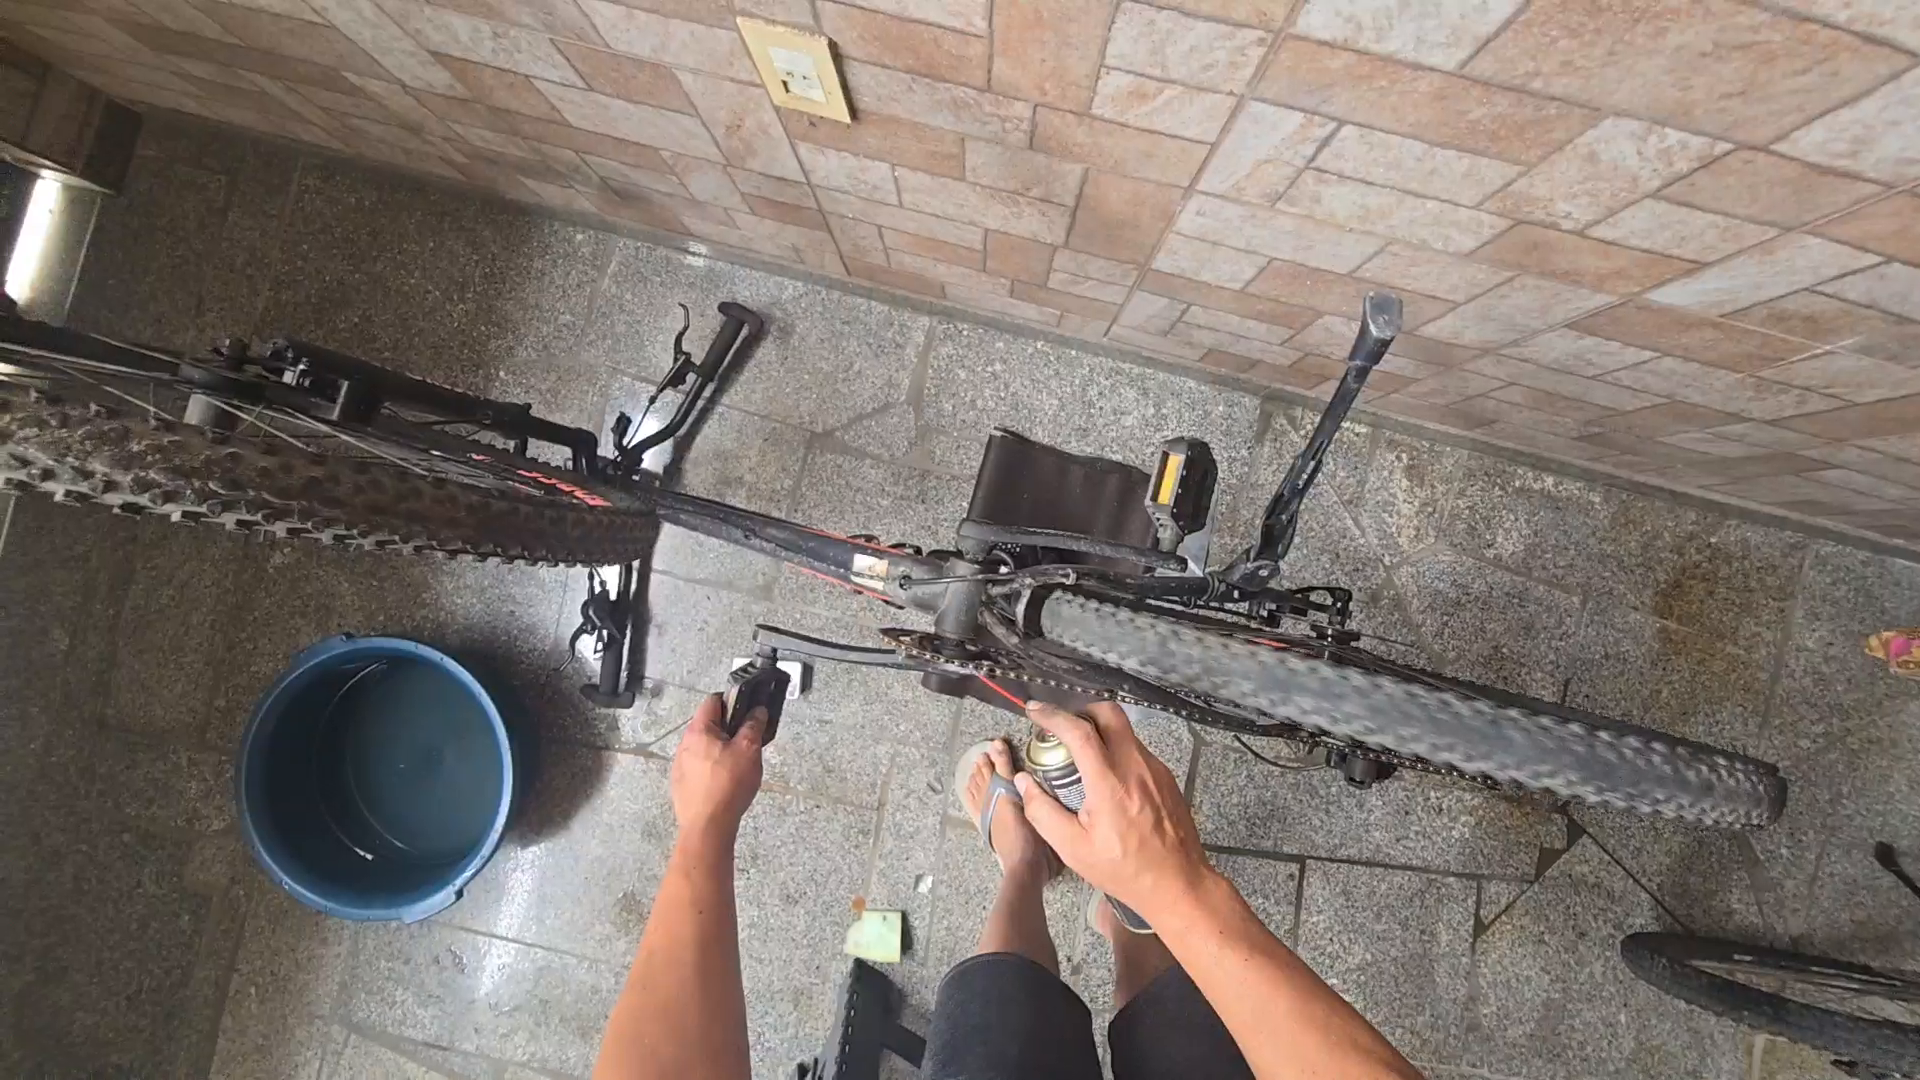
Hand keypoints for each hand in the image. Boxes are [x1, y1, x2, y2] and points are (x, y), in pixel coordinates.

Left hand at [669, 694, 765, 838]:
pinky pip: (700, 766)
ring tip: (739, 765)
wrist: (708, 827)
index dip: (733, 701)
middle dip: (730, 729)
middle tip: (748, 741)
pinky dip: (713, 767)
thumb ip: (753, 725)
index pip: (713, 700)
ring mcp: (680, 765)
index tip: (748, 711)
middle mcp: (684, 745)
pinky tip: (726, 781)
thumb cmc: (727, 786)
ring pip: (705, 747)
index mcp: (698, 730)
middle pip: (709, 724)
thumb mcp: (749, 750)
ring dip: (721, 749)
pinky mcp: (681, 784)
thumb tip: (757, 711)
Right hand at [1015, 701, 1216, 921]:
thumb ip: (1043, 812)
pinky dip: (1117, 750)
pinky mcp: (1166, 776)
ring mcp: (1155, 768)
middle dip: (1081, 710)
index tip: (1034, 711)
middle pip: (1109, 712)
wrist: (1180, 884)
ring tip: (1083, 756)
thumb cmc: (1124, 870)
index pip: (1079, 731)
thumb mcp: (1074, 850)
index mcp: (1109, 782)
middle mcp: (1135, 765)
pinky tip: (1108, 778)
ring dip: (1100, 731)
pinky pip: (1136, 749)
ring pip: (1124, 730)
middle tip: (1064, 727)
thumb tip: (1023, 782)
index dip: (1053, 715)